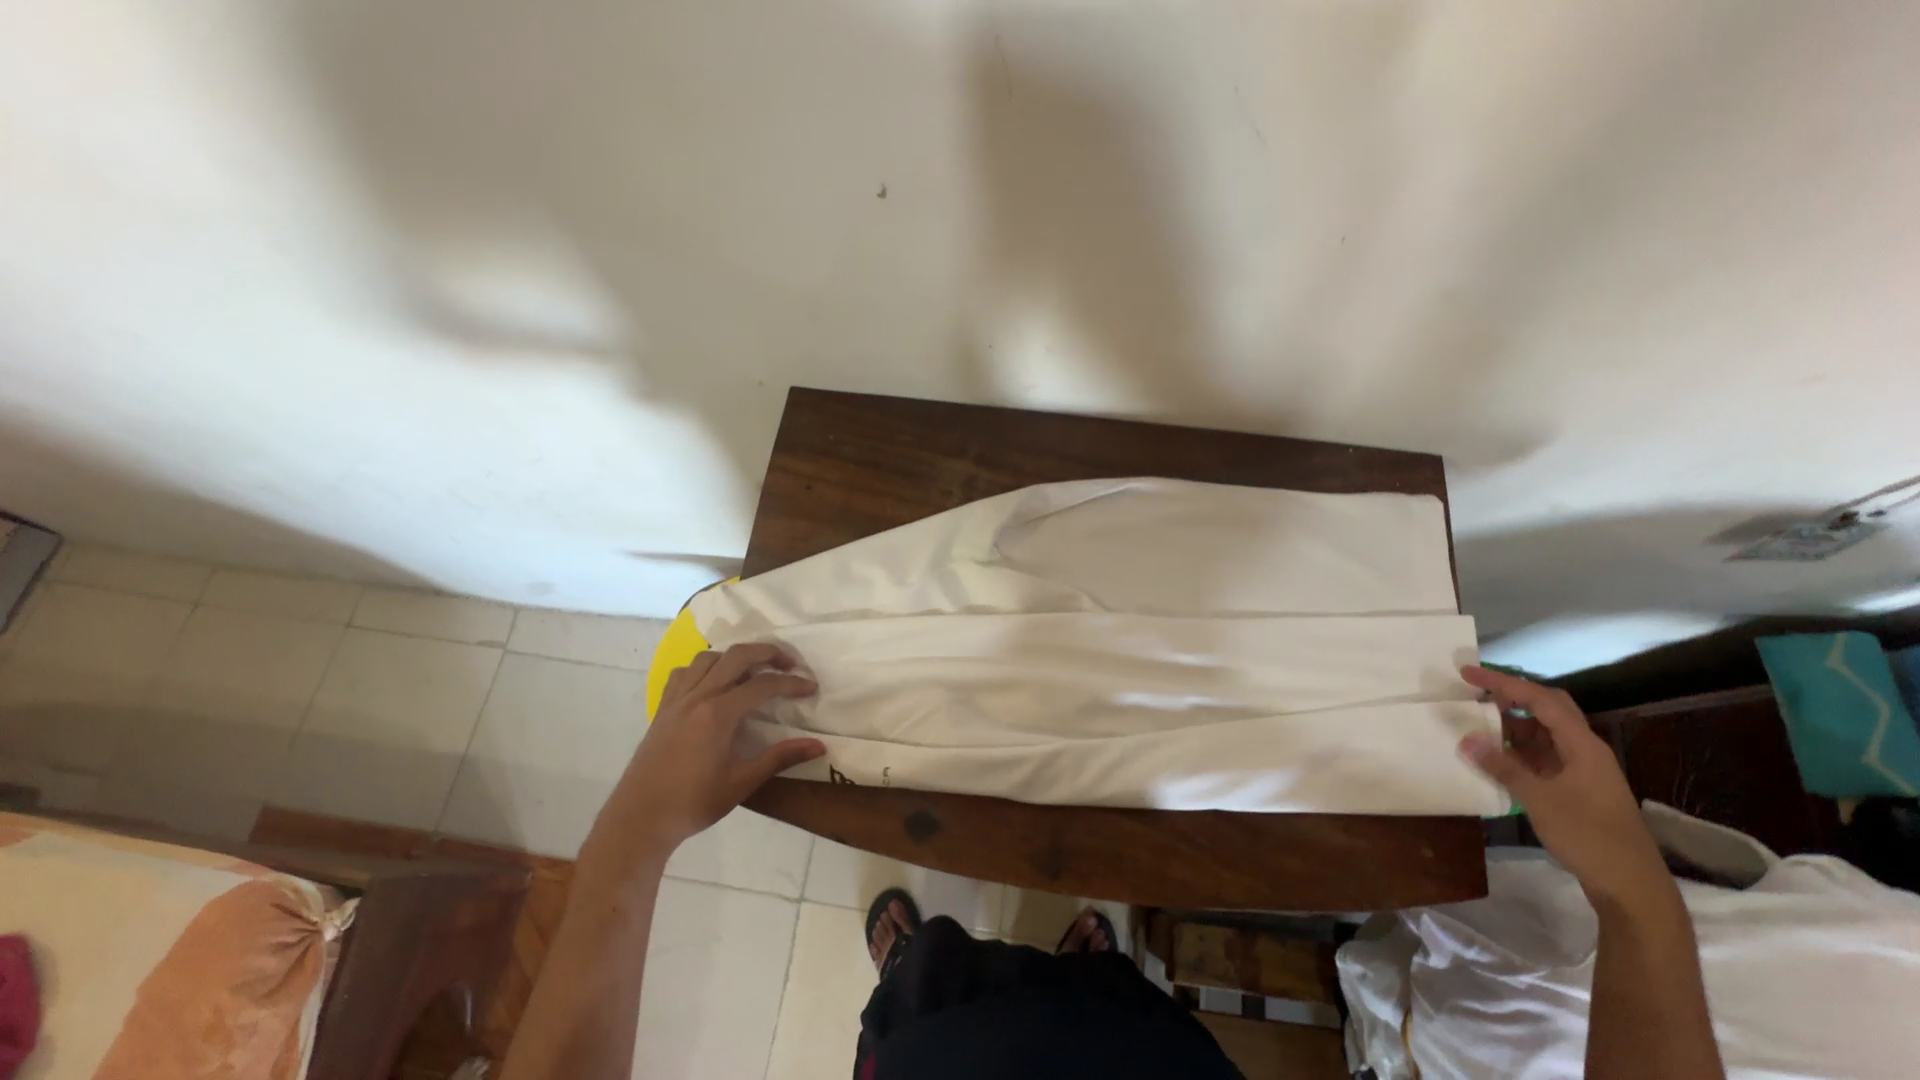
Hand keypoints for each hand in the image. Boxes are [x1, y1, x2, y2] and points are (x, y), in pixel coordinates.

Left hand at [586, 643, 825, 870]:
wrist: (640, 819)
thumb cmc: (694, 803)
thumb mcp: (742, 782)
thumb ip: (780, 758)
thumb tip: (819, 746)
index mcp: (719, 714)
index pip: (763, 684)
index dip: (791, 683)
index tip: (811, 688)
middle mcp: (697, 697)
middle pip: (737, 656)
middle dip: (768, 652)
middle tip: (790, 664)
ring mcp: (676, 700)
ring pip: (708, 658)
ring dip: (735, 656)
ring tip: (754, 670)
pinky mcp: (662, 709)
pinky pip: (684, 673)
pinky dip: (704, 668)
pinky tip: (713, 683)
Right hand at [1458, 665, 1667, 904]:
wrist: (1630, 884)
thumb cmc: (1589, 837)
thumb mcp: (1540, 800)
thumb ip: (1503, 767)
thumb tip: (1466, 739)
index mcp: (1582, 745)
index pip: (1540, 699)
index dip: (1503, 682)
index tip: (1468, 673)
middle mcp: (1584, 750)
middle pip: (1548, 708)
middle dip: (1511, 694)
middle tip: (1475, 690)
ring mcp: (1581, 769)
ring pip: (1544, 732)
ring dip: (1513, 722)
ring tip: (1477, 718)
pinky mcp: (1576, 788)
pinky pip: (1543, 755)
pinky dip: (1518, 748)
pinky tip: (1496, 754)